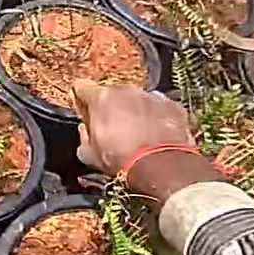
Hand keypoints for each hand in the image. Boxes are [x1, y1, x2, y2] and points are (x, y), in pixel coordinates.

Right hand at [70, 80, 194, 174]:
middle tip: (112, 128)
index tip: (84, 110)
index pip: (83, 89)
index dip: (81, 100)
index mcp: (101, 98)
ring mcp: (151, 96)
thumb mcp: (90, 154)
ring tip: (136, 134)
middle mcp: (126, 91)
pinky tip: (155, 134)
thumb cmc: (121, 159)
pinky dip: (156, 117)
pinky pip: (159, 108)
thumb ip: (83, 136)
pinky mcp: (172, 105)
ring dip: (134, 111)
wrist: (161, 166)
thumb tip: (84, 130)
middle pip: (112, 94)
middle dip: (111, 107)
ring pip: (137, 100)